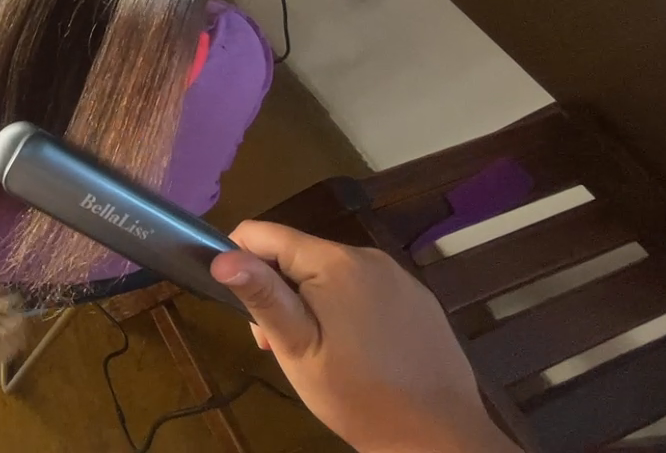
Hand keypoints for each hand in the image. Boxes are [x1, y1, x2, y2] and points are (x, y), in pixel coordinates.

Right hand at [210, 222, 518, 452]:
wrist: (445, 446)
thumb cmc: (359, 396)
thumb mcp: (297, 348)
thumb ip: (262, 295)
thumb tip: (221, 257)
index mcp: (334, 261)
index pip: (262, 233)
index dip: (239, 259)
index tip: (244, 305)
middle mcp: (368, 256)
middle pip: (296, 253)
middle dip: (277, 288)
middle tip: (279, 341)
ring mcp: (399, 278)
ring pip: (328, 270)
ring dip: (310, 298)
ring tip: (316, 350)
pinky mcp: (419, 301)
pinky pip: (362, 286)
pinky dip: (345, 306)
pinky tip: (355, 348)